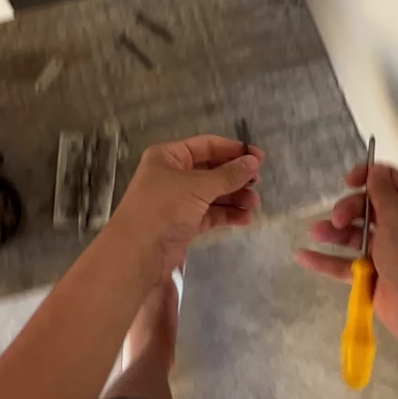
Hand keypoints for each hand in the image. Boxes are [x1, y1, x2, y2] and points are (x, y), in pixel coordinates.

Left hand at [108, 135, 263, 277]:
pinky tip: (244, 218)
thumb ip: (228, 175)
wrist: (138, 252)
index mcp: (169, 156)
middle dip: (235, 177)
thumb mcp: (198, 186)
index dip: (233, 150)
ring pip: (212, 193)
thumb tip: (252, 162)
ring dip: (234, 197)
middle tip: (257, 183)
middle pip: (211, 170)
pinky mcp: (183, 223)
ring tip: (254, 204)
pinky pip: (210, 213)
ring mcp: (178, 200)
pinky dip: (227, 214)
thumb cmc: (164, 208)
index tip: (259, 158)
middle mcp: (173, 175)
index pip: (207, 146)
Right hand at [297, 162, 397, 347]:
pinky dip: (325, 260)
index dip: (368, 176)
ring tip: (316, 232)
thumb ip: (382, 192)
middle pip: (366, 207)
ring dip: (333, 231)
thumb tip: (376, 169)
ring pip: (353, 234)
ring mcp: (385, 251)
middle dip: (348, 208)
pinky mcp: (371, 274)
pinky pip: (344, 263)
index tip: (349, 182)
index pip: (389, 181)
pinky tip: (303, 255)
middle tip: (337, 219)